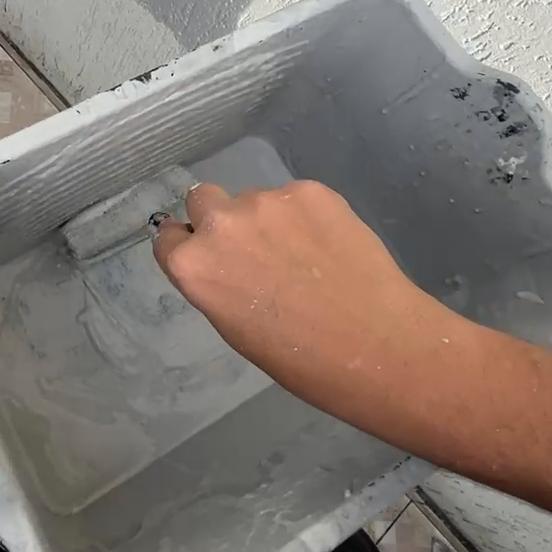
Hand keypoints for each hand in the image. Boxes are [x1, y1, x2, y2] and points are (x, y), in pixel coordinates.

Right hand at [152, 181, 464, 414]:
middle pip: (202, 199)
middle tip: (255, 249)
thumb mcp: (236, 327)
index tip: (208, 257)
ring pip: (254, 199)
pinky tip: (332, 247)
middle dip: (220, 218)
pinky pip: (295, 198)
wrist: (383, 348)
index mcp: (194, 265)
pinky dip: (306, 217)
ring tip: (307, 256)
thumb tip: (220, 259)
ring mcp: (266, 201)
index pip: (167, 236)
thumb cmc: (303, 361)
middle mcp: (220, 223)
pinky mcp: (309, 190)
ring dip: (269, 220)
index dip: (187, 245)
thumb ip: (215, 280)